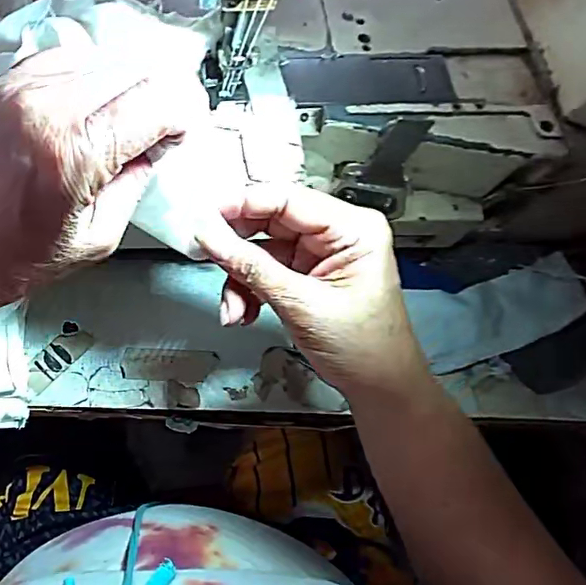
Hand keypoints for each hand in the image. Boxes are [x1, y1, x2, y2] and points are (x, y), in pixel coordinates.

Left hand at [0, 43, 205, 318]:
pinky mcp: (2, 83)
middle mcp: (46, 106)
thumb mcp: (98, 236)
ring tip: (120, 121)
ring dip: (125, 85)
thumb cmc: (21, 256)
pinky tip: (86, 108)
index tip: (184, 132)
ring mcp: (19, 87)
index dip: (185, 113)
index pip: (159, 98)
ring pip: (104, 56)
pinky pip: (65, 57)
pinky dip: (88, 77)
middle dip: (161, 96)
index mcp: (74, 152)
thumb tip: (160, 144)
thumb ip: (137, 182)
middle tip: (159, 129)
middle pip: (136, 68)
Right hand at [196, 184, 432, 396]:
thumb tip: (214, 239)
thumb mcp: (301, 304)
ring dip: (239, 280)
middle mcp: (335, 234)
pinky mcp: (303, 274)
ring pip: (259, 251)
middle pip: (269, 222)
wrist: (377, 384)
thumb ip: (252, 268)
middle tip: (208, 254)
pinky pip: (262, 272)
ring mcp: (317, 255)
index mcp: (353, 228)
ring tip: (232, 308)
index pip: (288, 200)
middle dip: (237, 248)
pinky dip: (246, 292)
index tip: (209, 217)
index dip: (244, 205)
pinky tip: (243, 312)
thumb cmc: (365, 347)